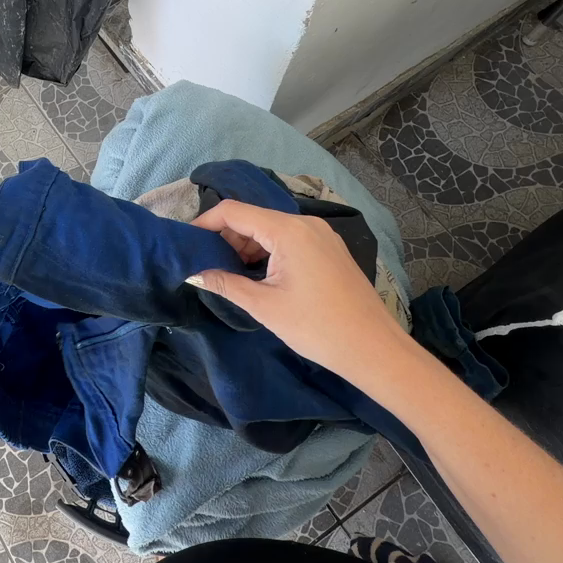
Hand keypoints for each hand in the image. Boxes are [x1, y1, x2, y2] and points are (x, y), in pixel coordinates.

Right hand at [185, 200, 415, 387]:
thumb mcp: (264, 306)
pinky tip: (258, 276)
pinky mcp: (328, 249)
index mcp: (288, 230)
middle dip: (226, 238)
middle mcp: (305, 223)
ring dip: (246, 247)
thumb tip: (194, 272)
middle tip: (207, 265)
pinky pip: (288, 240)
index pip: (233, 211)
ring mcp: (320, 235)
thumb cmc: (317, 327)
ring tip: (229, 274)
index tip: (187, 244)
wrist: (376, 351)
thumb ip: (225, 283)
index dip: (205, 223)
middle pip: (252, 218)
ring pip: (270, 229)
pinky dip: (268, 252)